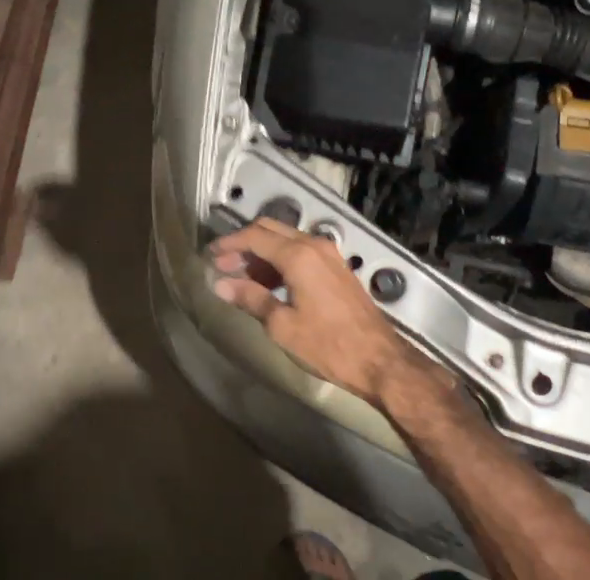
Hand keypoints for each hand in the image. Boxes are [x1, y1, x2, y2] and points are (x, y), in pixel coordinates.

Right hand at [208, 216, 445, 408]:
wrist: (380, 360)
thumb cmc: (328, 344)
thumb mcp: (282, 325)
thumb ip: (251, 298)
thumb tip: (221, 285)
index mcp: (298, 255)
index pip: (254, 237)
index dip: (229, 244)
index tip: (209, 256)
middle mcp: (314, 245)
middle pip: (270, 230)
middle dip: (244, 244)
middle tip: (223, 266)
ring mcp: (329, 254)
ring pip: (286, 240)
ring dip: (262, 253)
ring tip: (241, 278)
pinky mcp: (337, 267)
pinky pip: (301, 252)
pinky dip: (280, 260)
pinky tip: (269, 284)